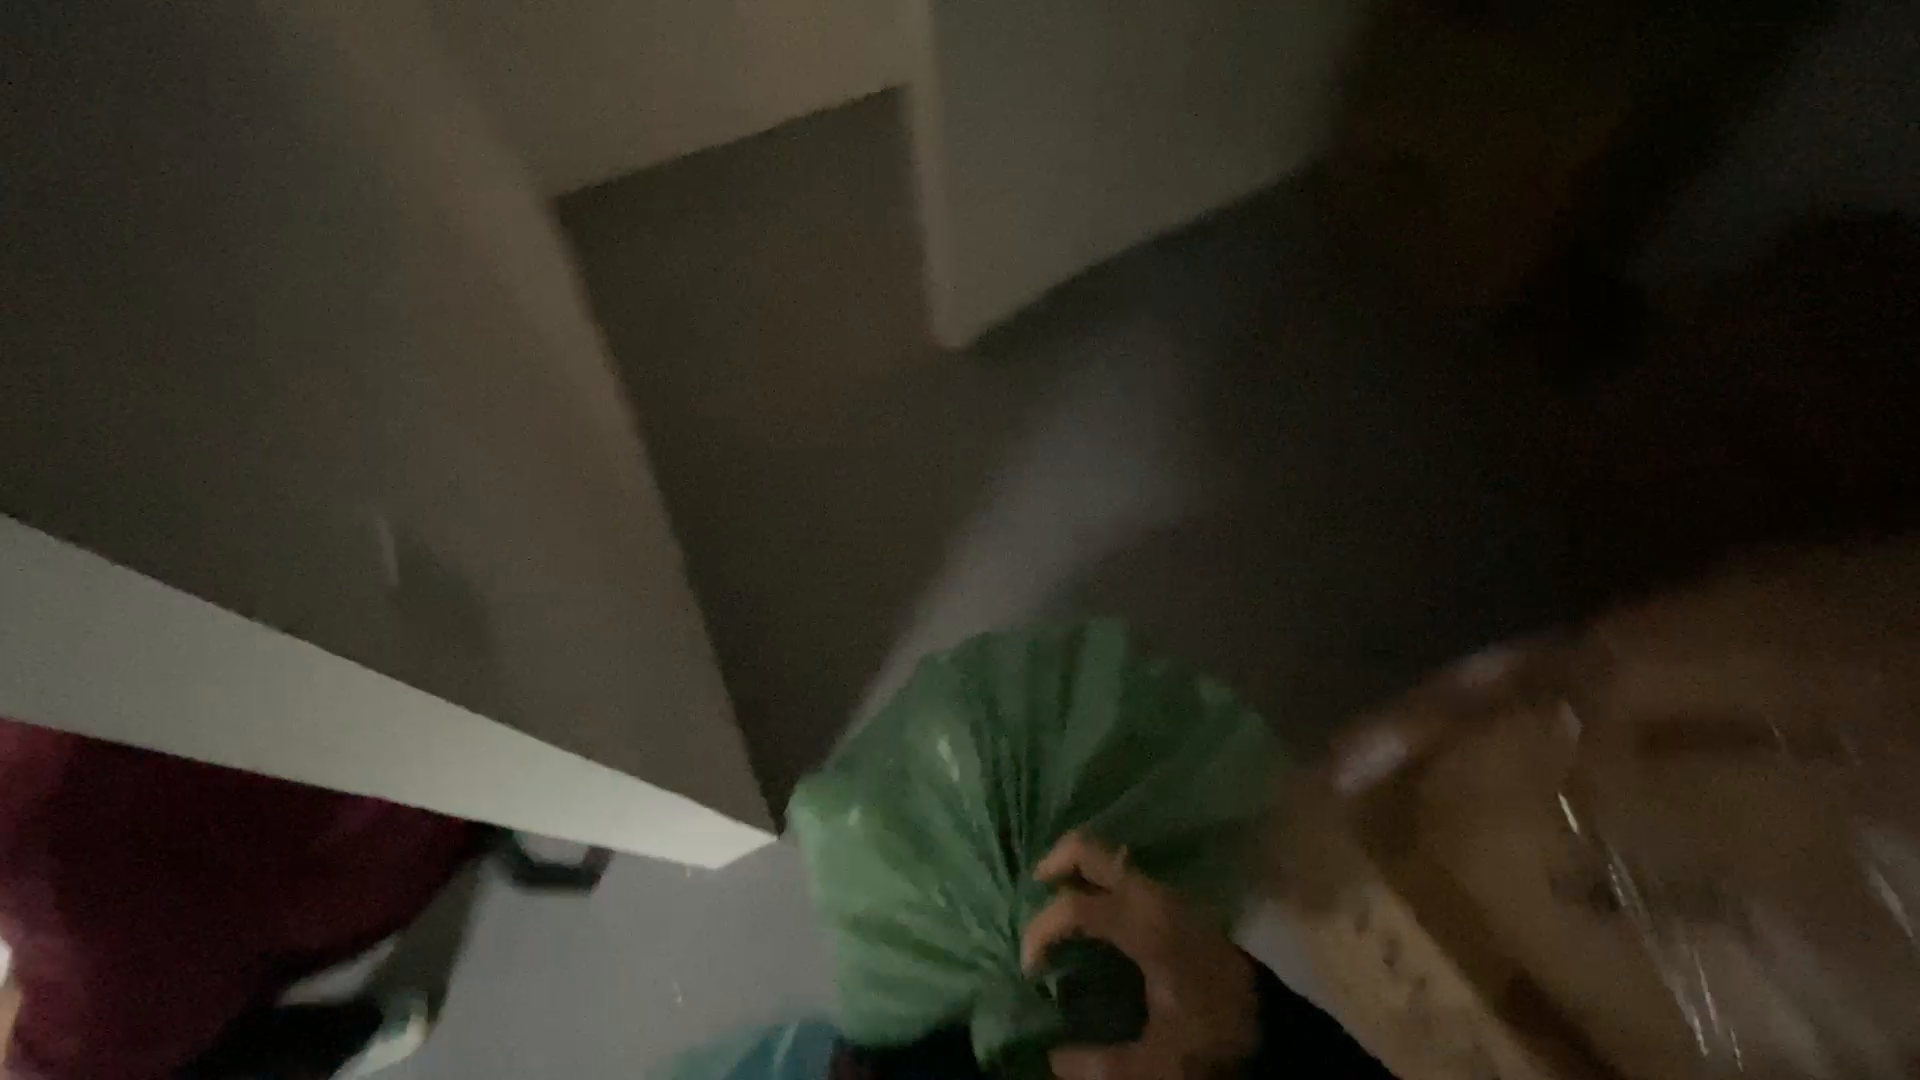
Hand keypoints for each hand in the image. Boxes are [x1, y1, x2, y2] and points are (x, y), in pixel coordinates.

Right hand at [1021, 833, 1257, 1079]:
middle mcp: (1149, 896)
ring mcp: (1162, 891)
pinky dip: (1095, 879)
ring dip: (1075, 870)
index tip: (1030, 967)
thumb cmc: (1211, 1034)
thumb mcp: (1158, 1063)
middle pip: (1089, 850)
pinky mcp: (1170, 899)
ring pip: (1105, 855)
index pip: (1076, 907)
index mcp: (1143, 927)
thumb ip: (1101, 1066)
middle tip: (1034, 890)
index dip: (1041, 930)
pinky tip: (1090, 915)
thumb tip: (1054, 1059)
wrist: (1272, 1023)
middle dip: (1054, 862)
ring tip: (1057, 907)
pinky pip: (1121, 871)